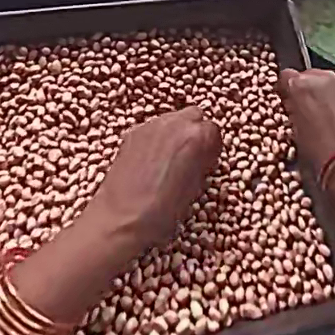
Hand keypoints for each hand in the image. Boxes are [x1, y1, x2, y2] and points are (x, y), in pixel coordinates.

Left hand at [78, 106, 221, 255]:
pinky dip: (157, 138)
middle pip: (194, 117)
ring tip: (172, 160)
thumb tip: (201, 158)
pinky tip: (153, 161)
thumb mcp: (194, 189)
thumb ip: (201, 164)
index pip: (214, 131)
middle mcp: (175, 124)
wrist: (121, 218)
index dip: (211, 148)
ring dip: (176, 133)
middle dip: (196, 133)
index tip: (208, 161)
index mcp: (196, 138)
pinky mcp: (133, 132)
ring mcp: (151, 126)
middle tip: (193, 157)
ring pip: (173, 119)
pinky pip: (154, 128)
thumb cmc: (159, 211)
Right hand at [276, 69, 334, 225]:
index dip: (287, 89)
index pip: (286, 76)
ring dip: (329, 93)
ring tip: (333, 115)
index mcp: (299, 86)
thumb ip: (293, 110)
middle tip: (312, 110)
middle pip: (311, 75)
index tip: (290, 99)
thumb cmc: (321, 155)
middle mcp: (323, 78)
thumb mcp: (295, 132)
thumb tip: (294, 105)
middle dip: (310, 90)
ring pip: (332, 81)